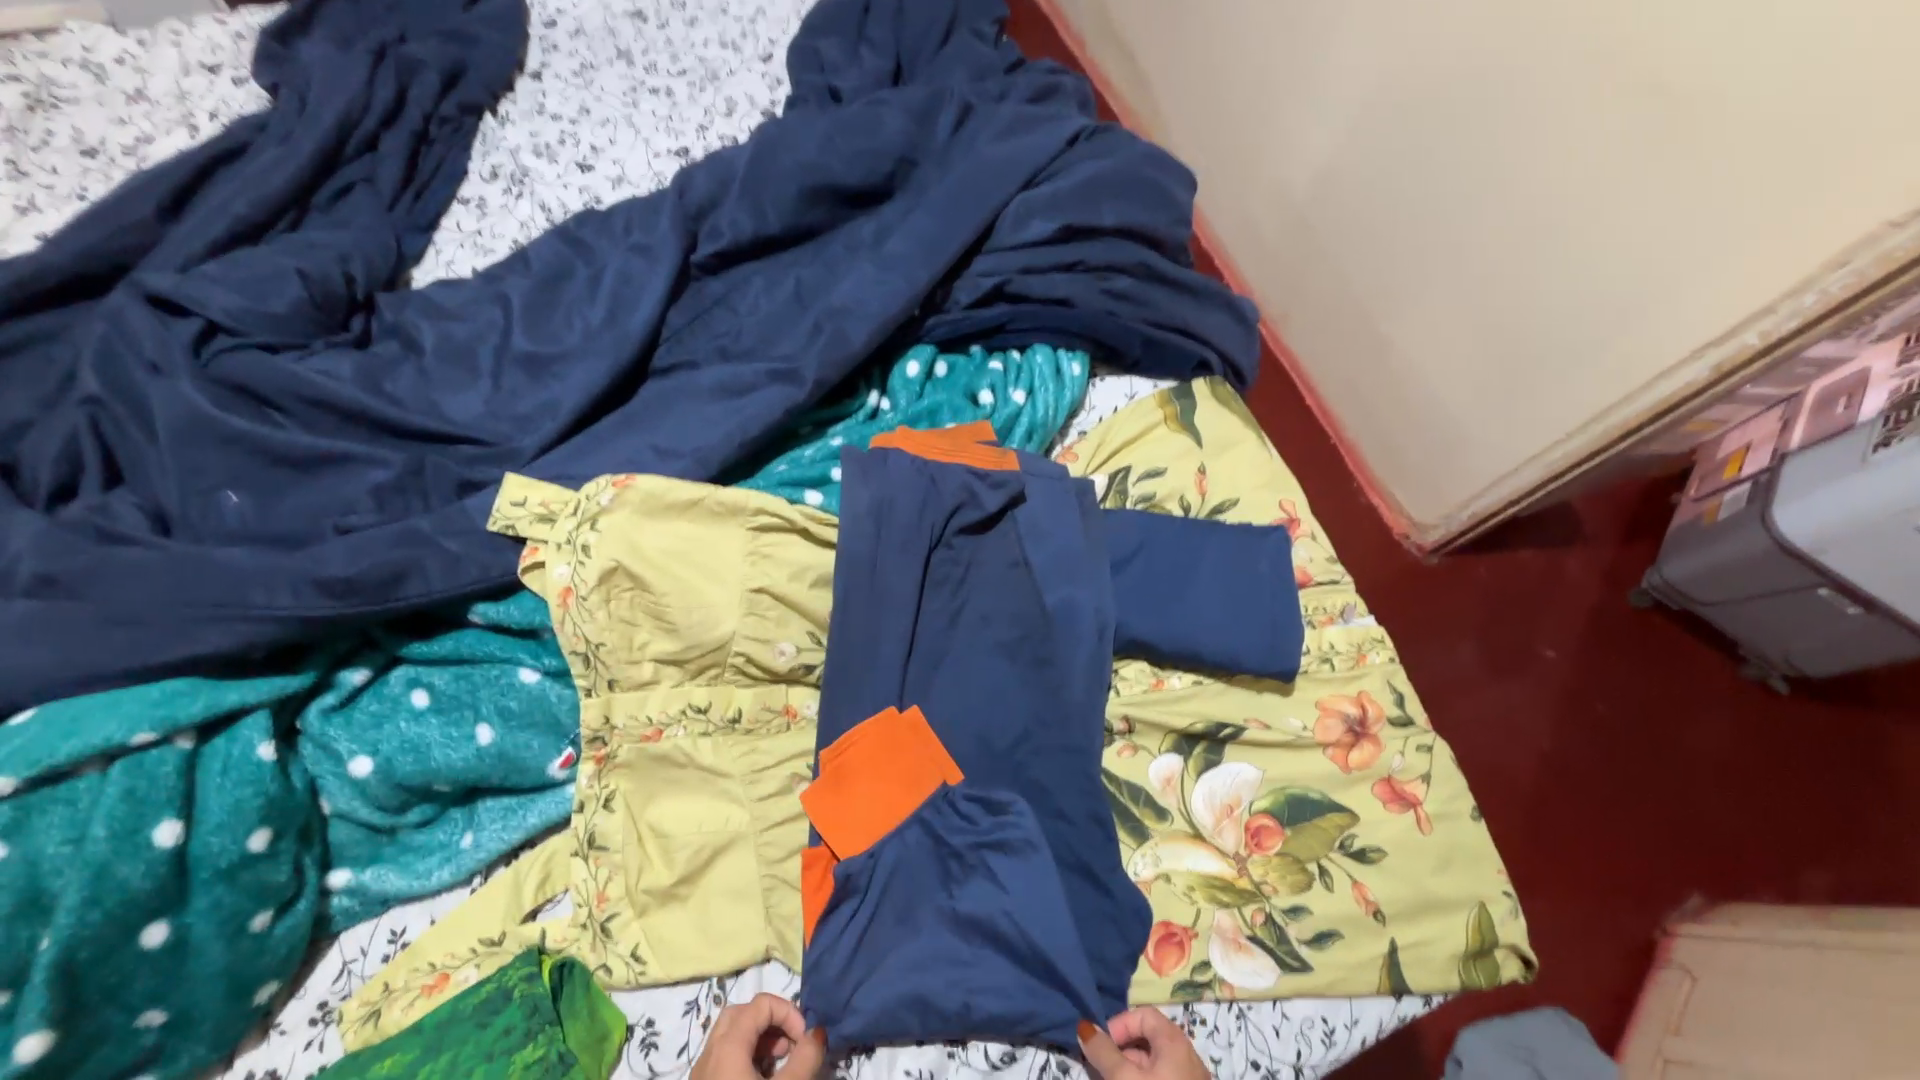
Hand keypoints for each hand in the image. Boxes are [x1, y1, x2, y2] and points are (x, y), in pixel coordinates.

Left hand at [691, 993, 826, 1079]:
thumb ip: (805, 1057)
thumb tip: (818, 1033)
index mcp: (727, 1044)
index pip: (761, 1003)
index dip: (789, 1013)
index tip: (806, 1039)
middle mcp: (709, 1052)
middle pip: (740, 1014)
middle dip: (771, 1021)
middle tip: (790, 1043)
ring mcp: (701, 1072)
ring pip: (730, 1037)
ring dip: (759, 1039)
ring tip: (781, 1062)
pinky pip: (723, 1059)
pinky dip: (746, 1057)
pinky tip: (762, 1078)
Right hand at [1078, 1008, 1208, 1079]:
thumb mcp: (1124, 1079)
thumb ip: (1103, 1052)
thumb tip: (1084, 1027)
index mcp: (1174, 1041)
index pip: (1142, 1015)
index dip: (1118, 1025)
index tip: (1102, 1048)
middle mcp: (1185, 1055)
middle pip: (1146, 1039)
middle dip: (1120, 1051)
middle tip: (1102, 1071)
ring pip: (1151, 1064)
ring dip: (1127, 1070)